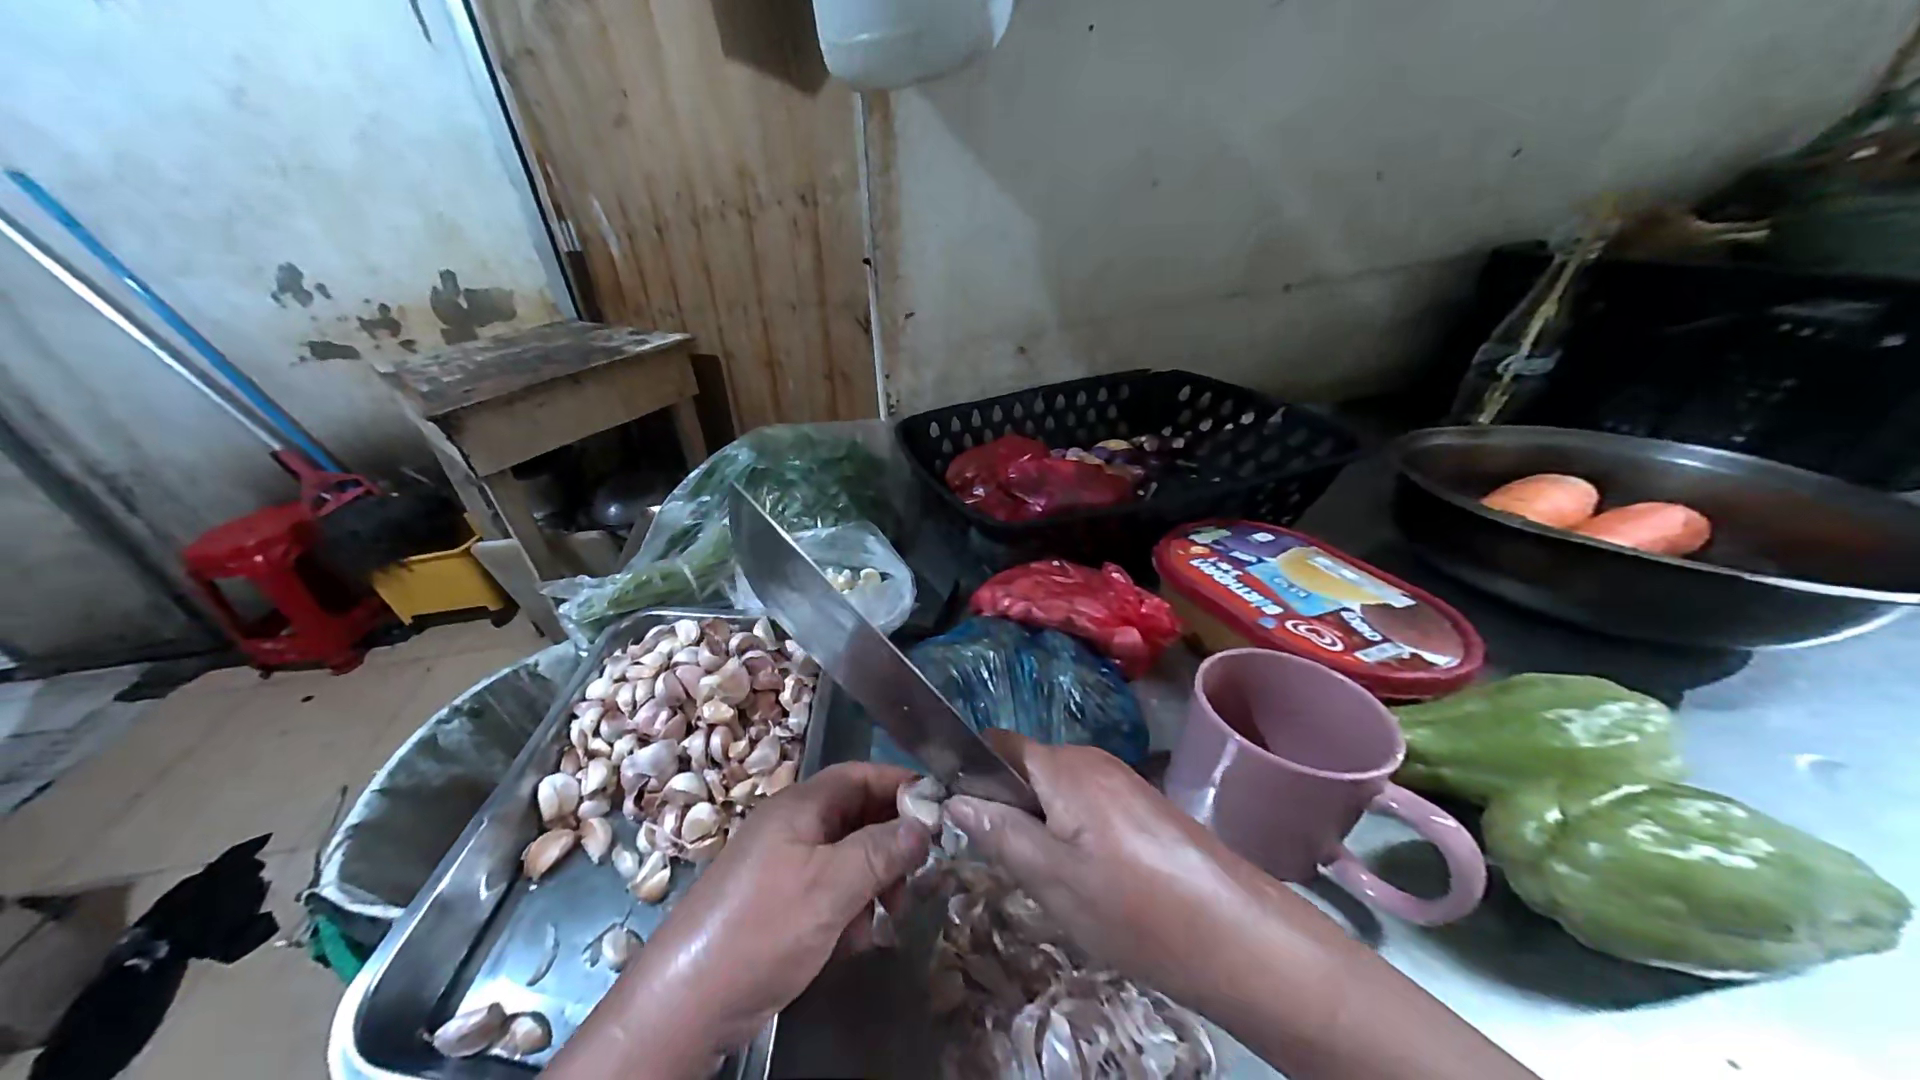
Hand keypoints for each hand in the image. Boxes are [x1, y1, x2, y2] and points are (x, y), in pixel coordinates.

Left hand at [545, 762, 930, 1079]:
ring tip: (889, 912)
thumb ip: (881, 850)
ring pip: (847, 857)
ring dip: (874, 880)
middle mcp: (792, 827)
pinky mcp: (780, 903)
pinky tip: (855, 938)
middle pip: (857, 815)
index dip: (900, 785)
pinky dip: (850, 907)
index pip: (859, 775)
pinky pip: (829, 889)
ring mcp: (784, 866)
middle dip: (892, 841)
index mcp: (800, 806)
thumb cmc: (763, 929)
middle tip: (917, 872)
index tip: (938, 809)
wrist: (687, 1004)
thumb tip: (924, 823)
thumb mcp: (831, 886)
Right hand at [942, 731, 1319, 1009]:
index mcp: (1063, 766)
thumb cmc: (1133, 907)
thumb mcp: (1051, 878)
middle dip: (1007, 808)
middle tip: (1006, 865)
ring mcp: (1121, 781)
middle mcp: (1090, 760)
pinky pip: (1086, 807)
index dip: (969, 772)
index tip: (956, 816)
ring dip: (1040, 826)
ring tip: (1048, 881)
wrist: (1237, 935)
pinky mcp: (1141, 806)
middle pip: (1027, 770)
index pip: (996, 745)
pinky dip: (1072, 835)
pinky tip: (1088, 882)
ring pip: (1056, 793)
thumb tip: (953, 799)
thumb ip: (999, 832)